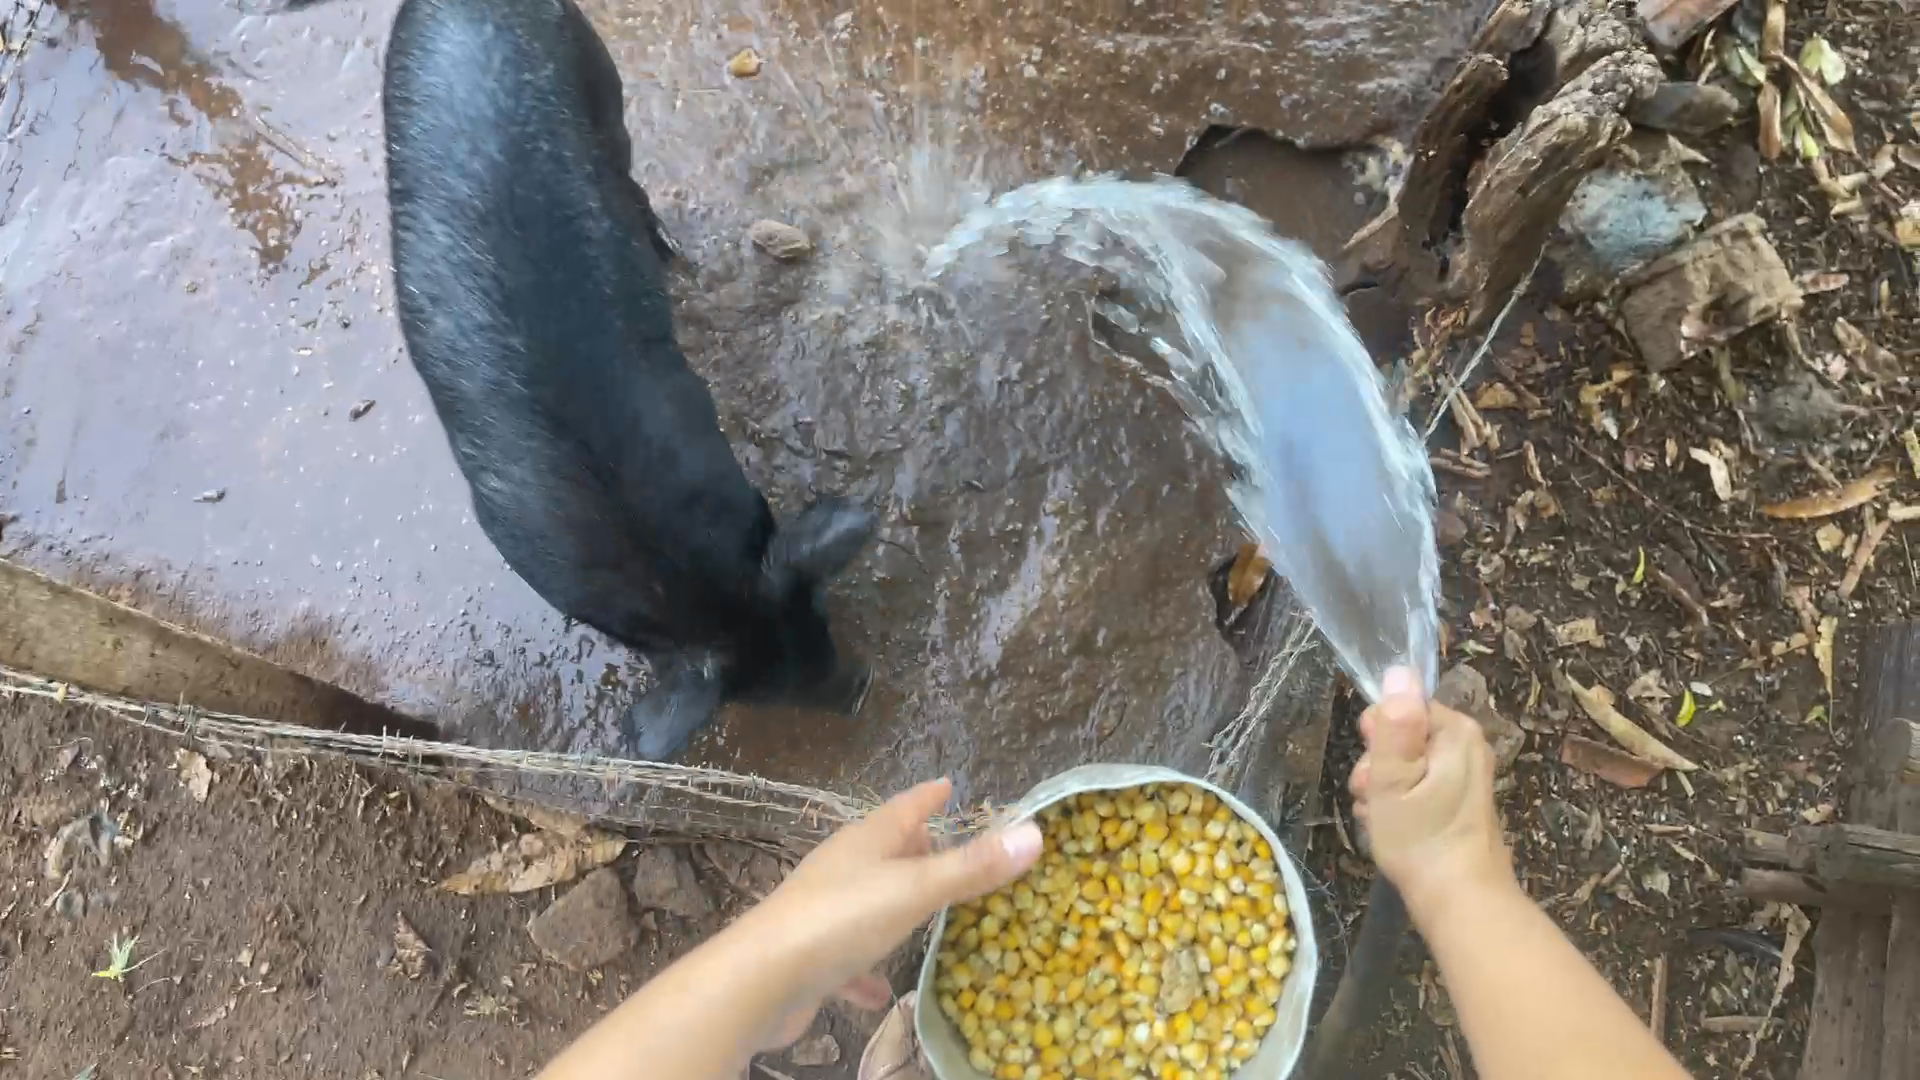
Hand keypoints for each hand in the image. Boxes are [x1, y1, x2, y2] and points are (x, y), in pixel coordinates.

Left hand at [739, 779, 1043, 1049]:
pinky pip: (851, 953)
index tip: (949, 783)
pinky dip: (869, 965)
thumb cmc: (843, 918)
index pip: (907, 806)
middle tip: (947, 847)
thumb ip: (973, 867)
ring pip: (869, 895)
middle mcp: (846, 865)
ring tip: (924, 910)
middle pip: (887, 847)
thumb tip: (1034, 832)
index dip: (930, 795)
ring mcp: (825, 908)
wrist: (761, 979)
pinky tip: (881, 990)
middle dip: (916, 845)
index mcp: (869, 840)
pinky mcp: (813, 954)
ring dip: (895, 901)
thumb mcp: (916, 889)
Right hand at [1348, 667, 1509, 918]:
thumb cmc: (1421, 836)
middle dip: (1376, 763)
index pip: (1397, 706)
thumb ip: (1393, 723)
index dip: (1376, 735)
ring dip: (1381, 786)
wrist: (1459, 901)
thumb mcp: (1393, 775)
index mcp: (1455, 732)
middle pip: (1397, 734)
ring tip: (1382, 815)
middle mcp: (1465, 745)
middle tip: (1375, 795)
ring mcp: (1462, 774)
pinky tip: (1391, 824)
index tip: (1375, 769)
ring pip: (1400, 761)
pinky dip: (1396, 802)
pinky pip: (1413, 784)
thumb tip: (1398, 671)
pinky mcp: (1457, 799)